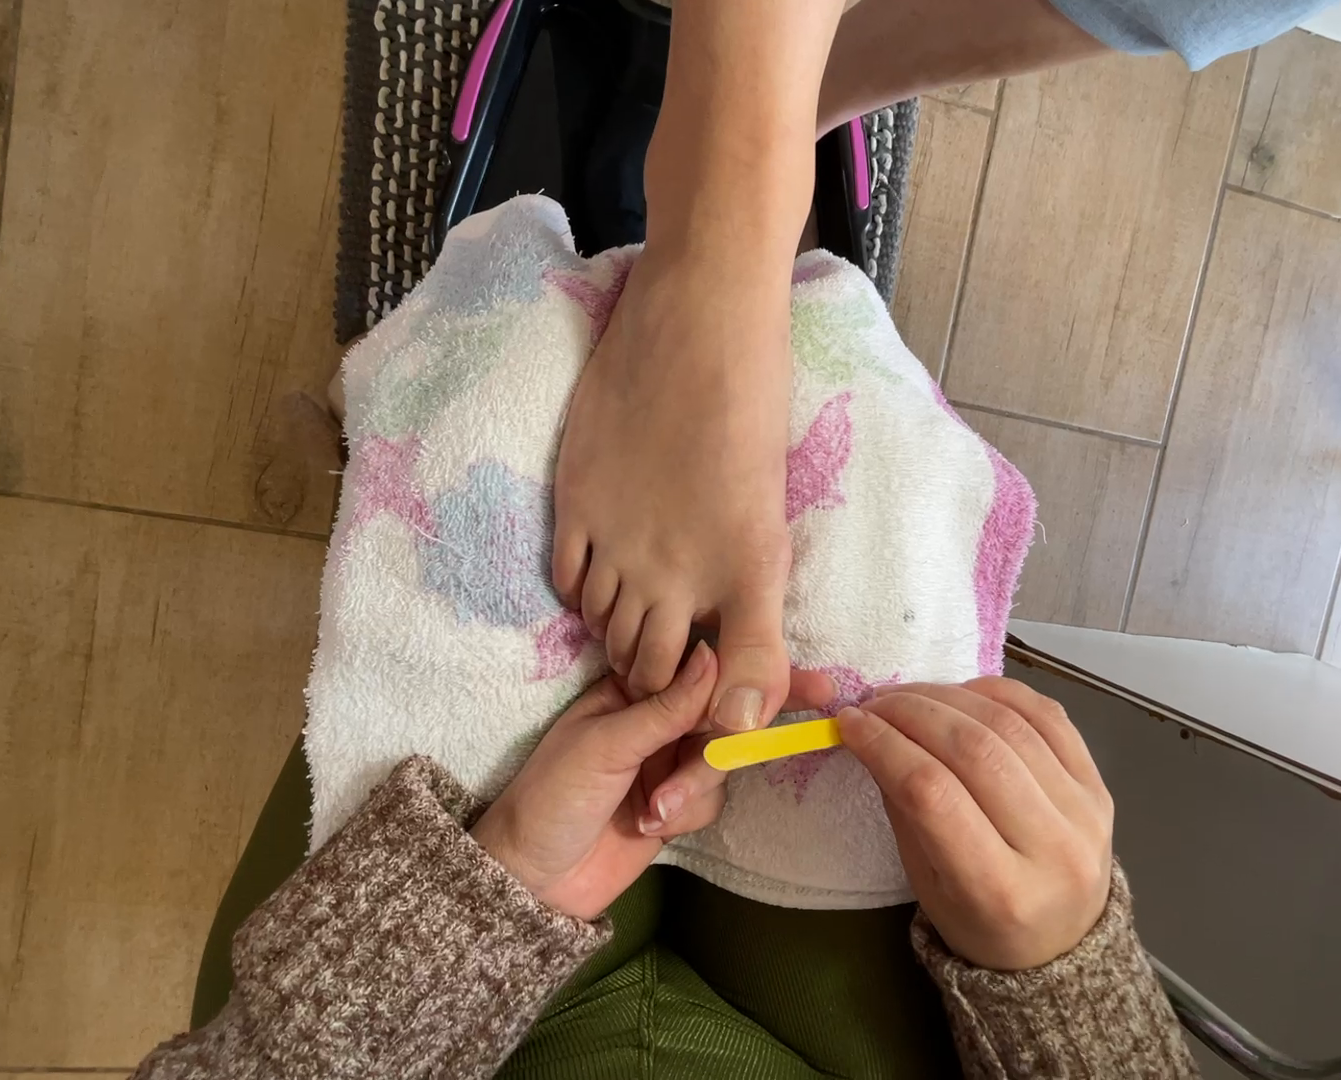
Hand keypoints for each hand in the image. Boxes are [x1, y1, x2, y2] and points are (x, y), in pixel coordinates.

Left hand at [471, 643, 833, 919]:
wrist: (532, 879)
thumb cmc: (554, 796)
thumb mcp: (606, 743)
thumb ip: (665, 707)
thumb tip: (712, 653)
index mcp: (634, 690)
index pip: (701, 671)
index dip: (750, 669)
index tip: (804, 670)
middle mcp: (658, 721)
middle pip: (723, 713)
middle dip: (750, 721)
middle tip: (824, 700)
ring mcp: (668, 763)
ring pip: (721, 760)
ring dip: (697, 784)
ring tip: (654, 809)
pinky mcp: (675, 803)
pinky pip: (709, 798)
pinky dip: (687, 811)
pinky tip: (650, 826)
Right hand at [551, 248, 795, 728]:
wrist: (701, 325)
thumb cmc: (754, 414)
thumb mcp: (773, 529)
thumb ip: (757, 627)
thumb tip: (742, 718)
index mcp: (732, 581)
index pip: (700, 683)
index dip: (697, 708)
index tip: (697, 702)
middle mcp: (665, 574)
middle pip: (642, 659)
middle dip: (654, 677)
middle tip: (662, 673)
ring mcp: (615, 538)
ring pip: (605, 622)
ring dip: (619, 638)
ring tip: (633, 634)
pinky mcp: (576, 502)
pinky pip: (567, 579)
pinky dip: (583, 596)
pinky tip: (600, 586)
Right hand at [837, 677, 1114, 970]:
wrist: (1061, 944)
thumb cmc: (977, 918)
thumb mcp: (923, 879)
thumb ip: (901, 802)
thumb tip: (868, 729)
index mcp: (999, 890)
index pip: (933, 794)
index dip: (885, 746)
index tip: (849, 722)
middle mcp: (1053, 849)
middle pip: (974, 751)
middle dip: (911, 712)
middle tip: (874, 701)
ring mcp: (1085, 813)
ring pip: (1009, 725)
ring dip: (947, 696)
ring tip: (909, 695)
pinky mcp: (1100, 785)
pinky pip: (1049, 716)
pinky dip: (998, 692)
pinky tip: (961, 693)